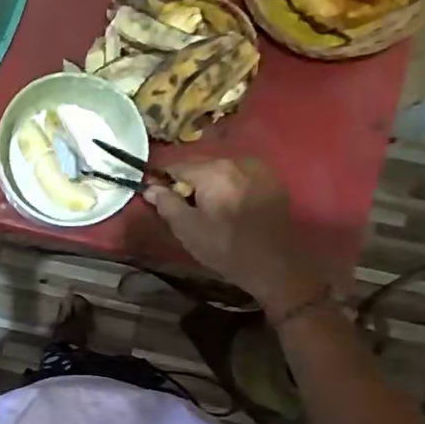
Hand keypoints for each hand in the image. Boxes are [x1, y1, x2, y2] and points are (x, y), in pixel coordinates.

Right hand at [142, 158, 325, 319]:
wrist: (274, 262)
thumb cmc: (224, 246)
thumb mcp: (186, 228)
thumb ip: (166, 203)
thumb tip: (150, 188)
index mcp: (212, 171)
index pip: (176, 165)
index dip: (161, 179)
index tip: (153, 194)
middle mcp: (236, 161)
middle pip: (200, 164)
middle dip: (185, 180)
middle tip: (178, 204)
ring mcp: (257, 168)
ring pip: (220, 169)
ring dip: (207, 182)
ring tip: (203, 206)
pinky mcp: (271, 179)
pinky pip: (239, 175)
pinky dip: (227, 185)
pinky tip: (226, 204)